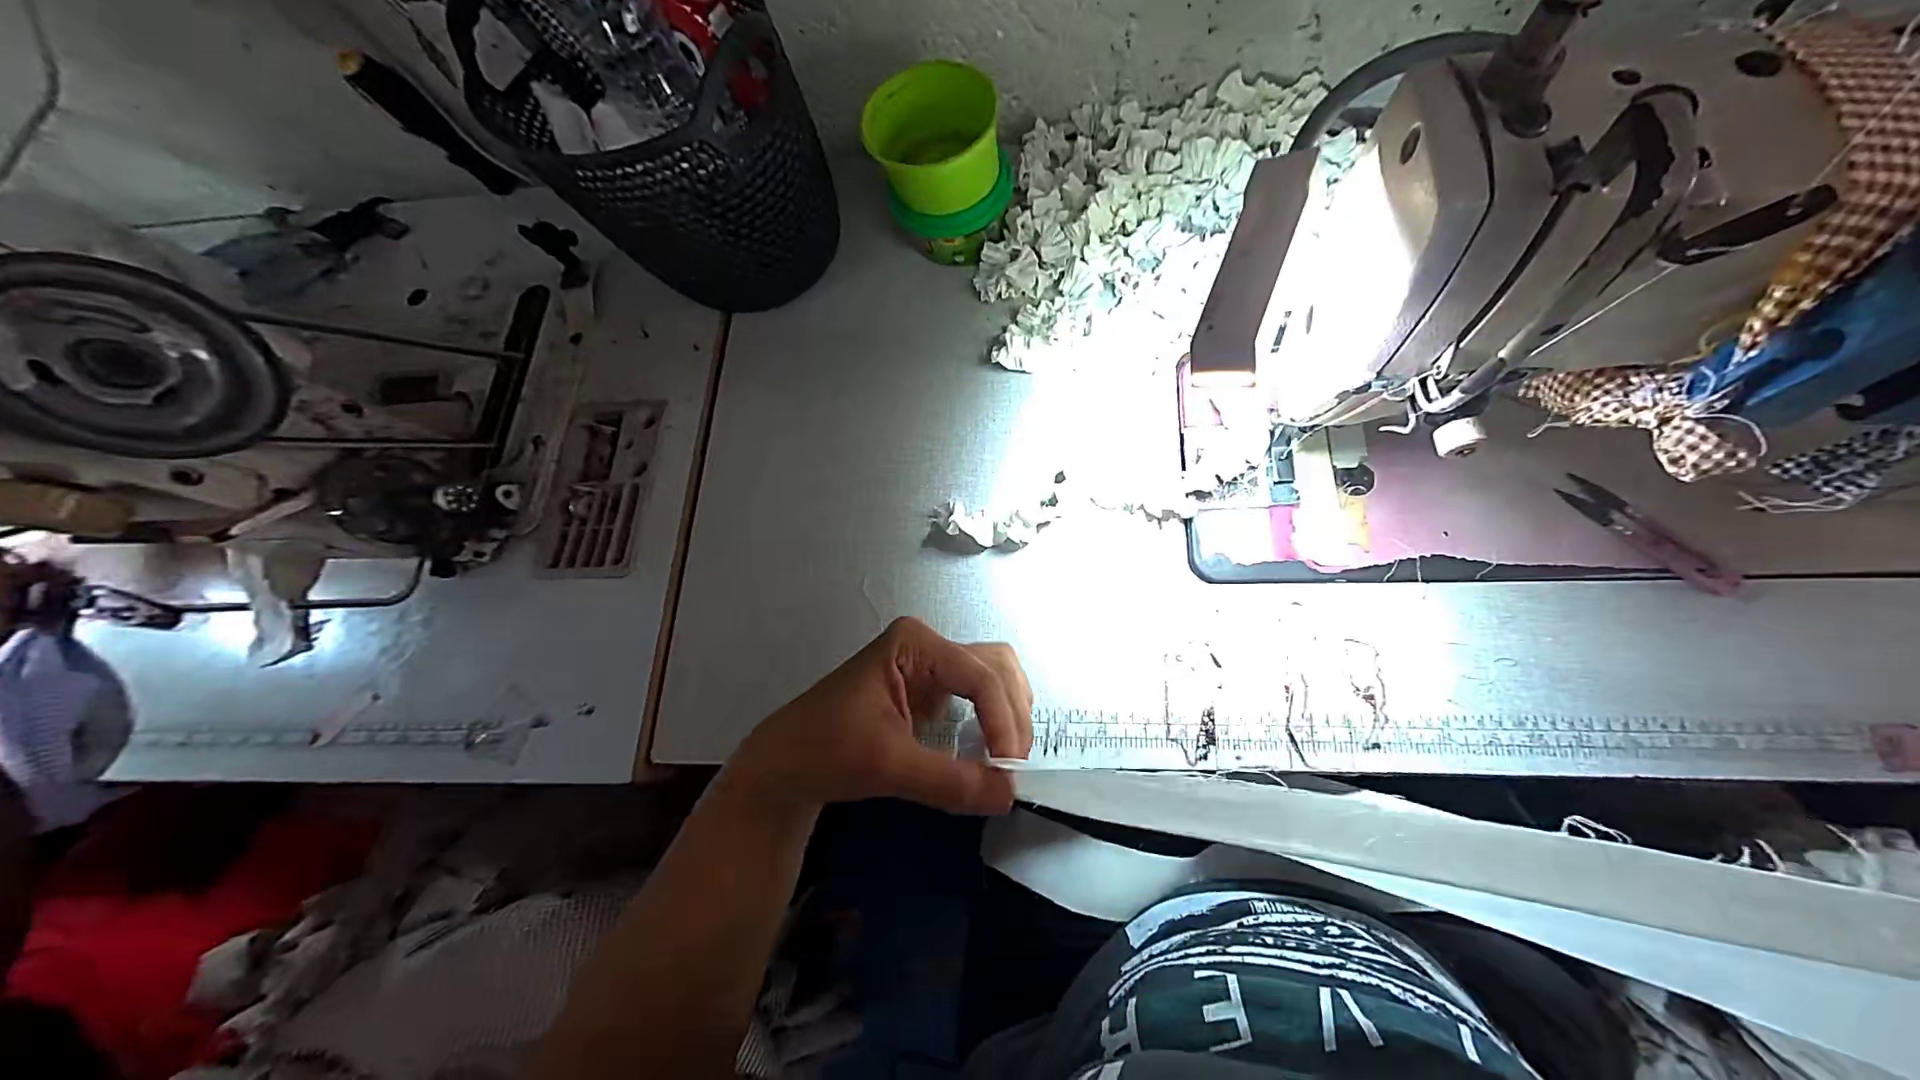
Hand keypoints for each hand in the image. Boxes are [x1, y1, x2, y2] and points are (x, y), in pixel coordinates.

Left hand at [727, 618, 1033, 815]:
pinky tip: (994, 751)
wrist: (786, 765)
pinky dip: (996, 720)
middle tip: (1014, 763)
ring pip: (994, 676)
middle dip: (1013, 712)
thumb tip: (1009, 795)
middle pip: (997, 666)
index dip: (1003, 721)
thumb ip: (950, 781)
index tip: (1008, 770)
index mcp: (914, 644)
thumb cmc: (826, 751)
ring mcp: (931, 666)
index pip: (979, 676)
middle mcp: (928, 646)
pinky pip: (980, 696)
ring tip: (1007, 758)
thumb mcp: (888, 765)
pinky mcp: (931, 691)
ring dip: (1010, 713)